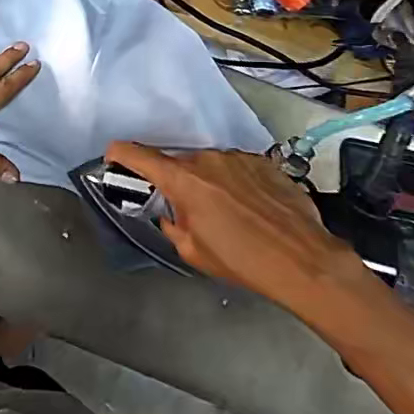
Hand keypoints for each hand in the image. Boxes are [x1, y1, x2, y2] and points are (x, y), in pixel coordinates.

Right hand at [104, 142, 365, 311]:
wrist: (300, 257)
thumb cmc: (241, 259)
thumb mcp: (193, 250)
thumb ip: (172, 224)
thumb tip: (172, 214)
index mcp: (185, 179)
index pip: (140, 155)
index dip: (121, 154)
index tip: (113, 155)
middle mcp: (210, 158)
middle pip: (180, 163)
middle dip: (177, 183)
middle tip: (187, 211)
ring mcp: (239, 157)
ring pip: (211, 165)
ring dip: (209, 183)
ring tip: (227, 215)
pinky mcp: (263, 162)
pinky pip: (238, 168)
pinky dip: (235, 183)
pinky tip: (249, 209)